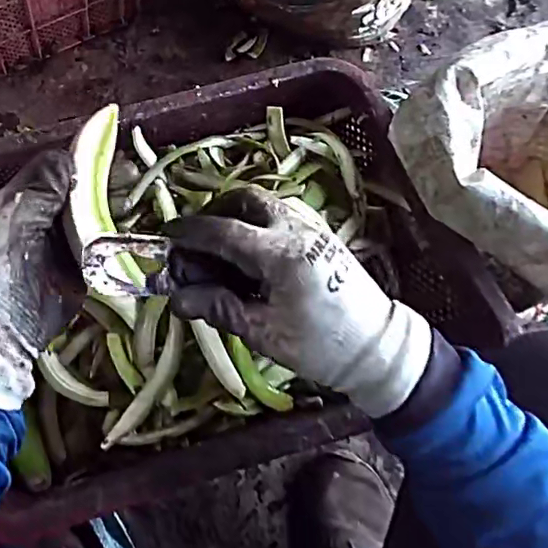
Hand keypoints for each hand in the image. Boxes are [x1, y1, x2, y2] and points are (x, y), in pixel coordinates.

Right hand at [166, 187, 432, 416]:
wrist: (381, 349)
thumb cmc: (322, 347)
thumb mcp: (264, 333)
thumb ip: (218, 308)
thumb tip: (176, 298)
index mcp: (280, 254)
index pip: (222, 231)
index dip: (189, 232)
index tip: (167, 236)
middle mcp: (295, 228)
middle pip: (243, 199)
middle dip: (212, 212)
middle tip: (196, 239)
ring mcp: (311, 227)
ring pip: (262, 201)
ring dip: (234, 213)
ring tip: (220, 246)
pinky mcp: (320, 233)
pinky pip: (279, 212)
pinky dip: (255, 220)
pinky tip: (250, 251)